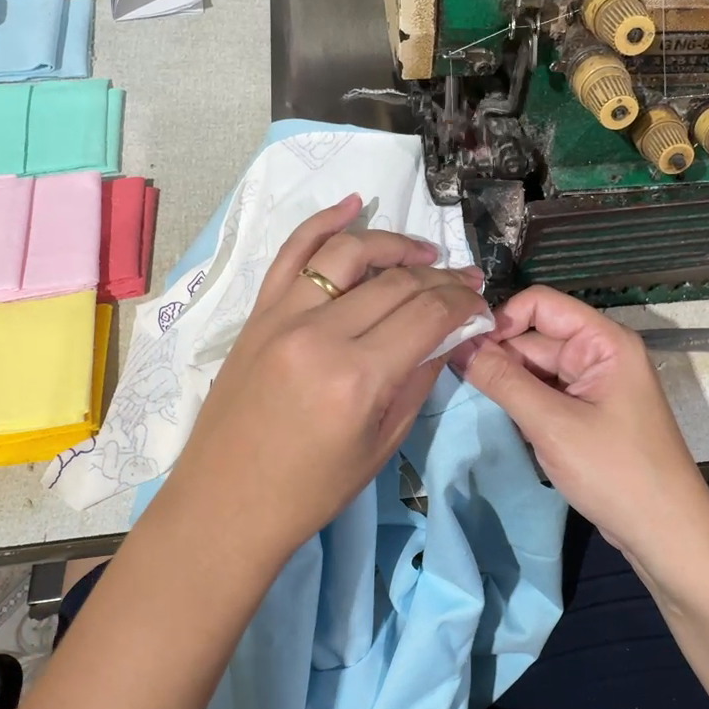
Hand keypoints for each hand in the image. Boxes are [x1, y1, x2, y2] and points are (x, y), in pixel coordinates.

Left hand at [160, 195, 487, 559]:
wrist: (226, 504)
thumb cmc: (311, 490)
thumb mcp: (382, 444)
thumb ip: (419, 378)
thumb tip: (451, 332)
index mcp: (357, 378)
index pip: (428, 315)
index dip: (464, 303)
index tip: (481, 303)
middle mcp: (321, 335)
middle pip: (396, 282)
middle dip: (440, 277)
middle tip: (465, 281)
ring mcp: (283, 317)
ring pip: (348, 252)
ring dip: (394, 243)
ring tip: (423, 252)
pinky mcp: (258, 313)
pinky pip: (291, 253)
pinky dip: (322, 222)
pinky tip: (352, 204)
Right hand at [452, 286, 708, 560]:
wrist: (666, 535)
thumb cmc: (616, 473)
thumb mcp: (552, 425)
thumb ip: (503, 380)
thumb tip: (458, 345)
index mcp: (604, 341)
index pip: (541, 304)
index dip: (502, 319)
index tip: (466, 348)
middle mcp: (600, 353)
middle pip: (535, 336)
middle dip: (500, 356)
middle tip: (458, 379)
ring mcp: (594, 384)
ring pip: (536, 367)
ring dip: (510, 382)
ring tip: (478, 401)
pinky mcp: (588, 412)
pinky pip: (546, 392)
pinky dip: (524, 403)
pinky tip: (507, 422)